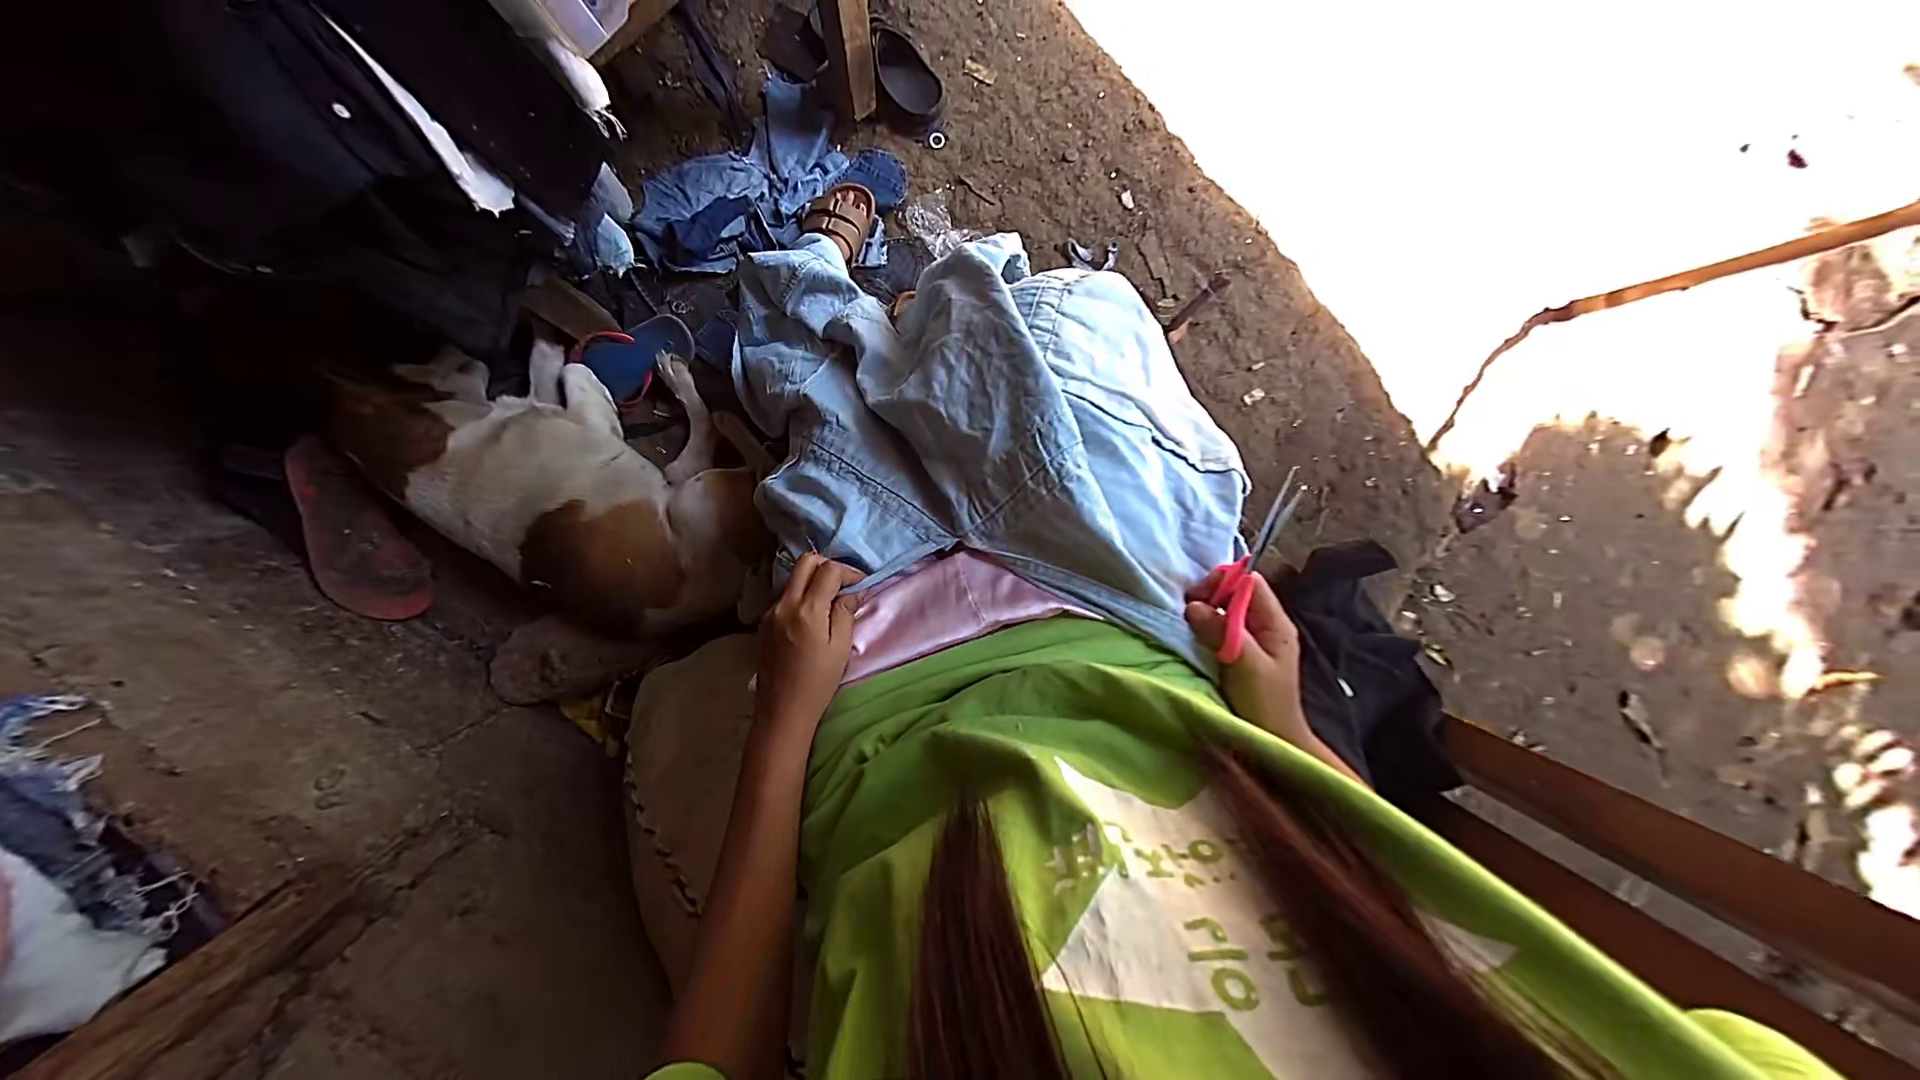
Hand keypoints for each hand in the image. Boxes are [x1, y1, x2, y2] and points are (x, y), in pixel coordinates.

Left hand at [755, 553, 862, 735]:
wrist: (782, 710)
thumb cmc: (818, 682)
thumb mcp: (840, 648)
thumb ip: (845, 613)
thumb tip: (850, 593)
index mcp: (806, 610)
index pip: (828, 570)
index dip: (848, 572)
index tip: (860, 585)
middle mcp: (784, 604)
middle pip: (805, 562)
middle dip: (828, 566)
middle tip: (844, 584)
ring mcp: (770, 612)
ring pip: (794, 578)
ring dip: (813, 579)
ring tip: (830, 600)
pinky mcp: (764, 622)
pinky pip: (785, 596)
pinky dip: (802, 594)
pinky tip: (813, 616)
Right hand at [1184, 568, 1307, 737]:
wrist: (1274, 740)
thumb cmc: (1265, 703)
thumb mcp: (1244, 664)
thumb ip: (1222, 631)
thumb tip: (1193, 606)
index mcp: (1275, 623)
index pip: (1249, 581)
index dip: (1222, 582)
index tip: (1196, 599)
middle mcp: (1266, 625)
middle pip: (1235, 591)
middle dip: (1210, 596)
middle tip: (1187, 614)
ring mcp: (1254, 638)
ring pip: (1226, 609)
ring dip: (1205, 613)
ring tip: (1189, 627)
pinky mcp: (1240, 651)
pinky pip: (1220, 627)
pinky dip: (1205, 628)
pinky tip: (1195, 638)